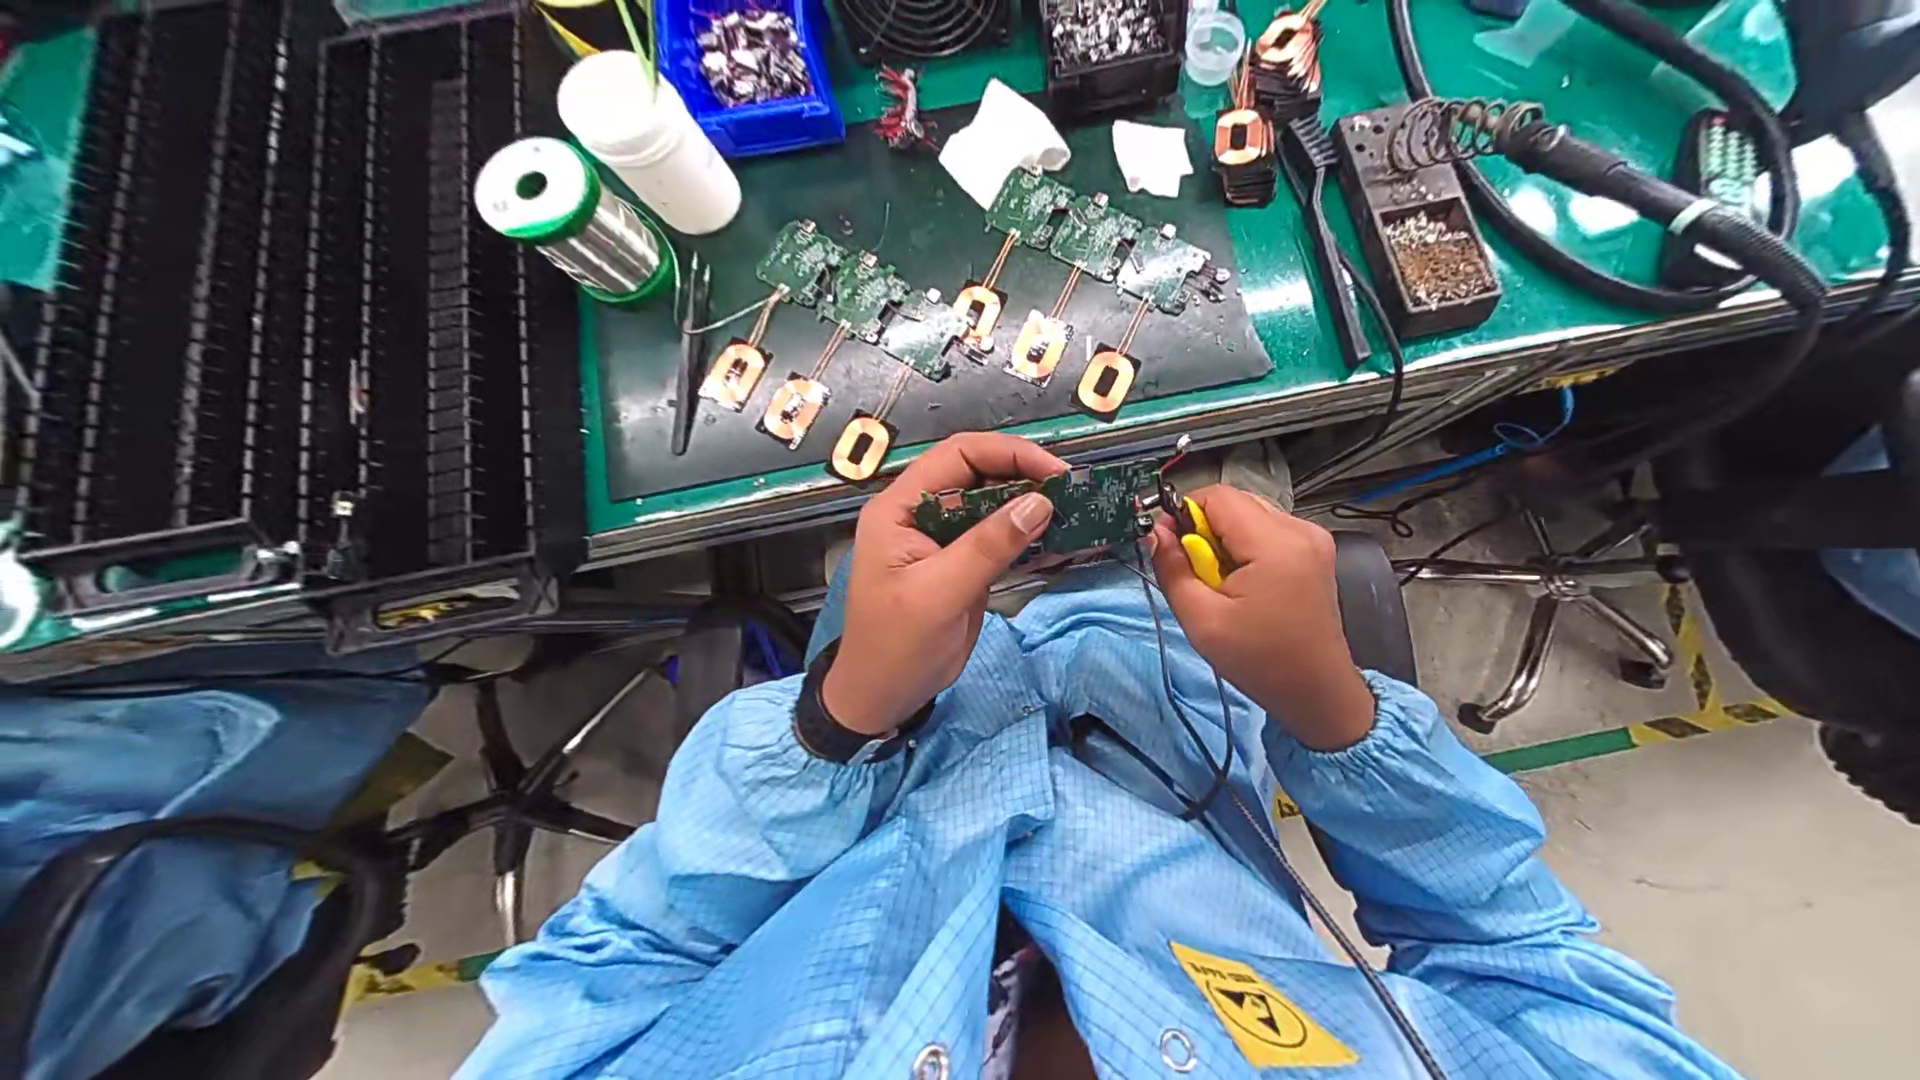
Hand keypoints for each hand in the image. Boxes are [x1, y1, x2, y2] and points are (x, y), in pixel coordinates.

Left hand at [822, 433, 1067, 734]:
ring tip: (1074, 511)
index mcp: (900, 507)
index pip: (957, 455)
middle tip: (1072, 493)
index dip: (1009, 454)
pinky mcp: (964, 562)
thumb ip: (986, 547)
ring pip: (993, 504)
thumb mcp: (937, 594)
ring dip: (1032, 505)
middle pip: (979, 473)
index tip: (1054, 472)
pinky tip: (1059, 539)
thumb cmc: (895, 645)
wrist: (884, 695)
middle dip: (1026, 477)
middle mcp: (921, 512)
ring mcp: (945, 537)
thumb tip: (1039, 502)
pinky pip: (999, 537)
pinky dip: (1029, 535)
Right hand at [1150, 486, 1374, 750]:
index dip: (1183, 513)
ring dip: (1222, 535)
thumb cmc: (1258, 660)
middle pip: (1233, 500)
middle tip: (1192, 567)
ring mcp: (1312, 537)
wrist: (1315, 690)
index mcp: (1276, 544)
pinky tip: (1239, 577)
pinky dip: (1242, 544)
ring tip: (1217, 576)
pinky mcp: (1314, 548)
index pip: (1216, 496)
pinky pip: (1265, 527)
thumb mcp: (1201, 620)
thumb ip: (1172, 568)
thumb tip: (1155, 532)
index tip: (1169, 545)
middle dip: (1202, 526)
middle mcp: (1300, 529)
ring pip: (1247, 512)